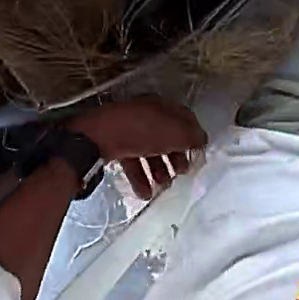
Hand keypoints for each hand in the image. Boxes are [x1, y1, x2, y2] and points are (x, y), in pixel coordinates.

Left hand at [66, 97, 208, 199]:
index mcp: (160, 106)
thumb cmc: (141, 131)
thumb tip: (201, 140)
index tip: (199, 153)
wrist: (97, 137)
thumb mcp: (174, 132)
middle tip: (182, 172)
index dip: (193, 135)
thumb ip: (192, 136)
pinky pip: (132, 160)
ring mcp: (127, 130)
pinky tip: (144, 193)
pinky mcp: (113, 145)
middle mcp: (144, 115)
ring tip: (164, 186)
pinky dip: (140, 177)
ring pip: (149, 150)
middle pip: (166, 136)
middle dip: (176, 156)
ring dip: (159, 170)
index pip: (183, 118)